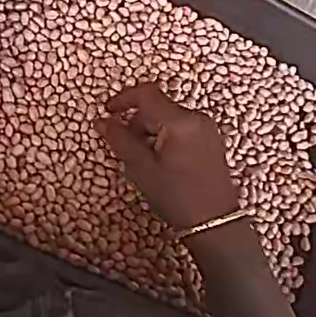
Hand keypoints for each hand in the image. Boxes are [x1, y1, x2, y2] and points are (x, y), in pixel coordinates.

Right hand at [97, 84, 239, 231]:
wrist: (214, 223)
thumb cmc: (177, 197)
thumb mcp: (142, 169)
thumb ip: (120, 140)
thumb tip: (102, 121)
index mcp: (180, 122)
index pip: (147, 94)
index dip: (123, 99)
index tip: (108, 112)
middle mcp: (197, 118)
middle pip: (157, 107)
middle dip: (137, 123)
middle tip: (126, 149)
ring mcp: (207, 129)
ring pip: (168, 118)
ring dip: (150, 132)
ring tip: (145, 161)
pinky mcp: (211, 140)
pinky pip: (181, 128)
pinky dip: (165, 137)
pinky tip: (161, 162)